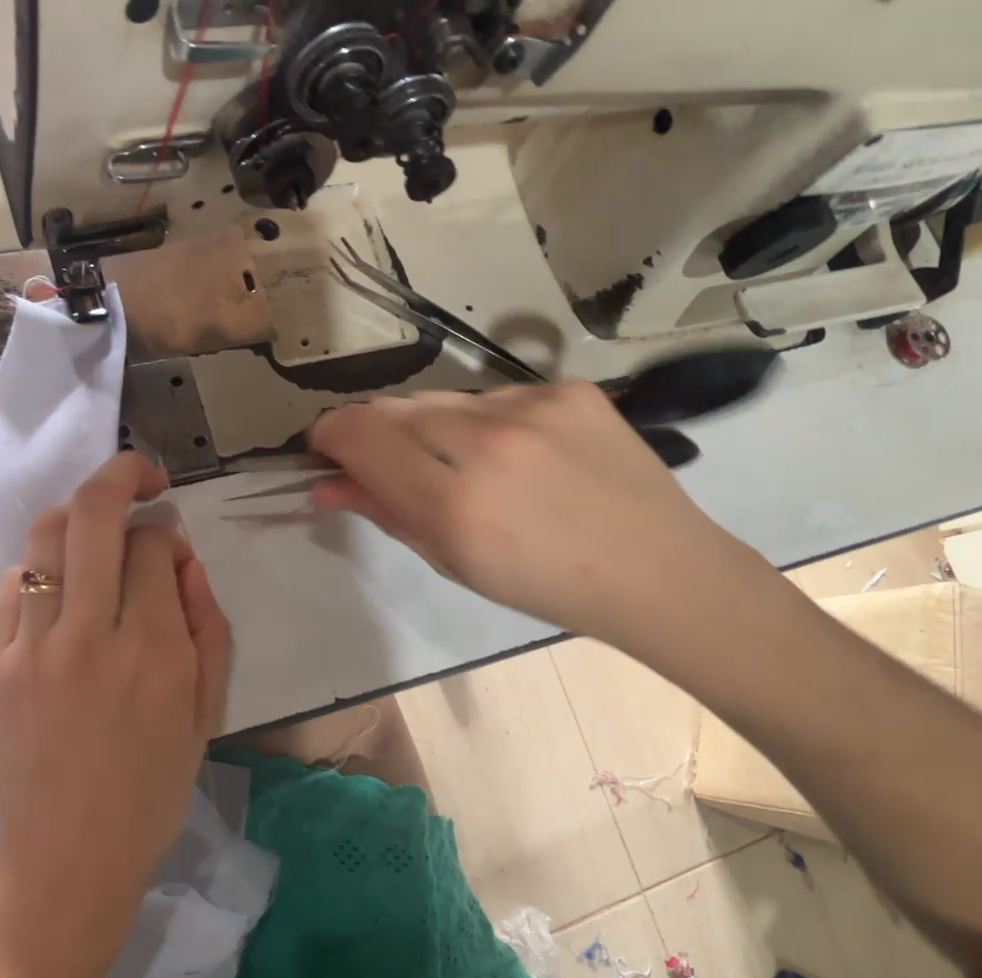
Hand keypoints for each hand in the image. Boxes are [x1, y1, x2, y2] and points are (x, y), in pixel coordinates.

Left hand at [0, 452, 230, 977]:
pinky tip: (56, 590)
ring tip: (95, 531)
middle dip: (121, 475)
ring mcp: (32, 647)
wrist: (69, 859)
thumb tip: (185, 560)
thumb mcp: (206, 714)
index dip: (166, 531)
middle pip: (93, 514)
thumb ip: (206, 628)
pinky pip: (11, 586)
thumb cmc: (151, 792)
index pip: (154, 545)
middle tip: (140, 477)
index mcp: (153, 650)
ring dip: (76, 516)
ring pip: (46, 536)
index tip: (170, 545)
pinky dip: (38, 569)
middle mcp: (89, 634)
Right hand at [307, 382, 762, 649]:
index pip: (359, 436)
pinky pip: (493, 395)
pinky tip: (512, 453)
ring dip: (428, 426)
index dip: (329, 436)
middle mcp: (487, 441)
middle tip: (385, 464)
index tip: (324, 450)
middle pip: (391, 408)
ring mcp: (531, 407)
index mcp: (455, 504)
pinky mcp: (566, 388)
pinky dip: (482, 421)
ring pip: (440, 398)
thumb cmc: (545, 585)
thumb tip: (326, 485)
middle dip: (373, 432)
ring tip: (460, 465)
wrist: (657, 568)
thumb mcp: (455, 563)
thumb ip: (386, 513)